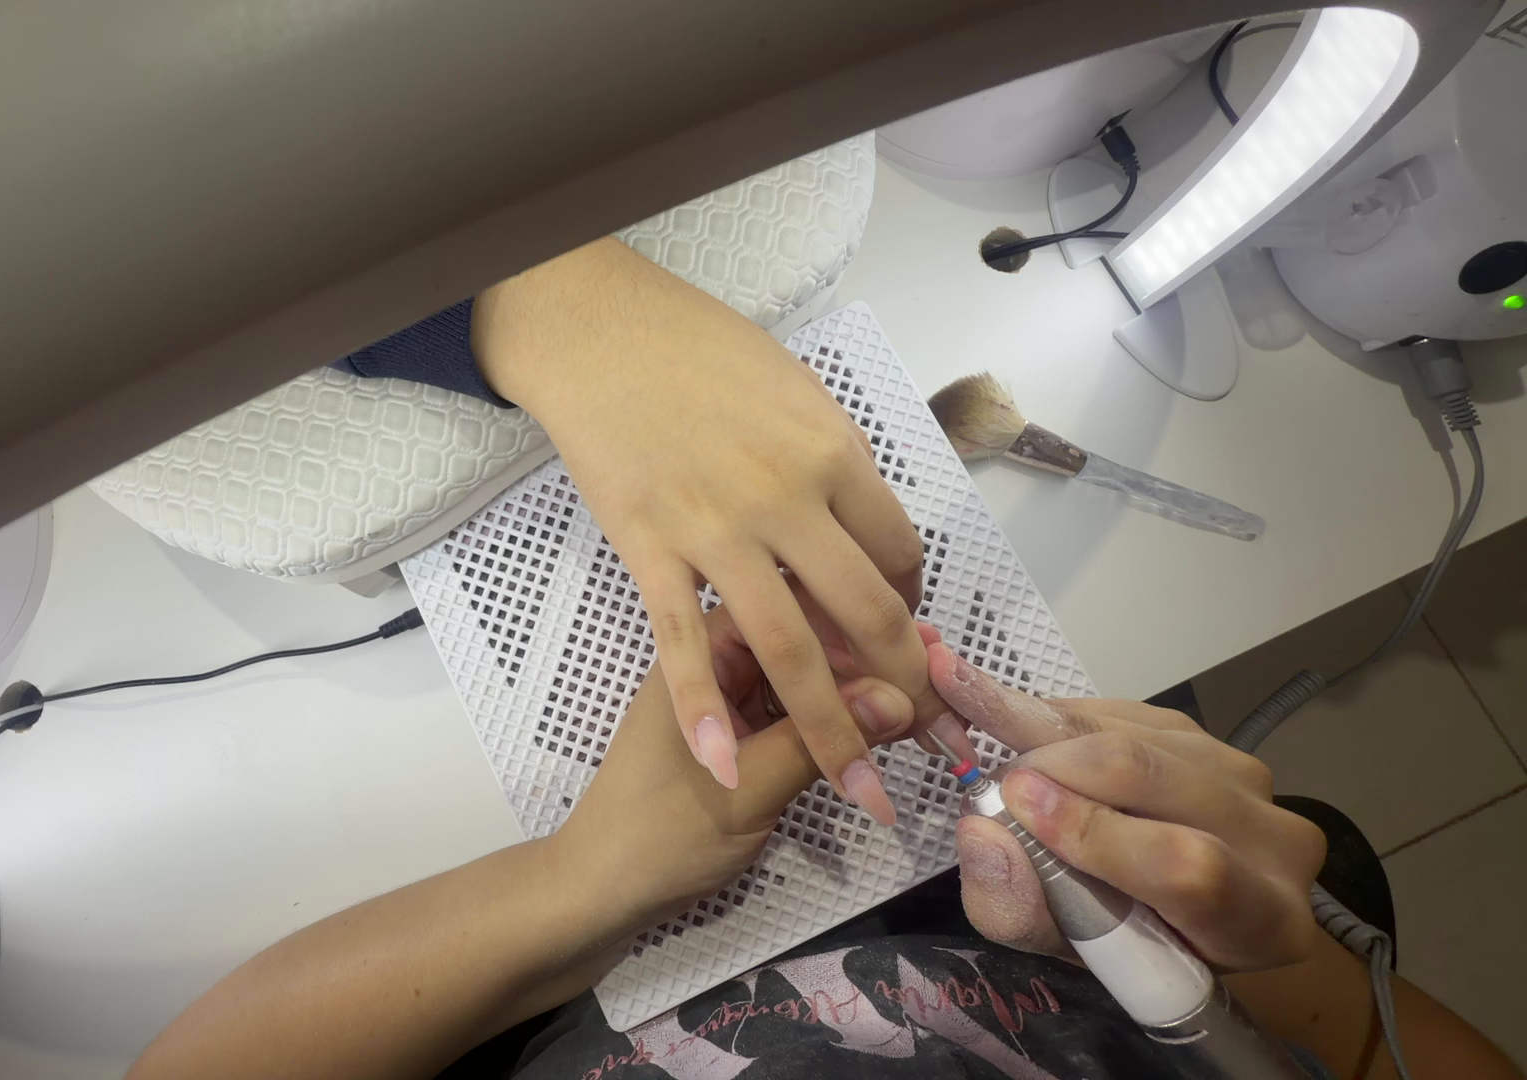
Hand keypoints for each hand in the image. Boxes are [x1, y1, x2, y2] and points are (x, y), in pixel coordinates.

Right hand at [474, 237, 941, 822]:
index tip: (903, 634)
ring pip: (788, 648)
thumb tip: (854, 515)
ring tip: (863, 792)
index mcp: (834, 452)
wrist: (600, 336)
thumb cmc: (698, 348)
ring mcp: (715, 532)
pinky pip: (682, 642)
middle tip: (925, 741)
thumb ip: (830, 455)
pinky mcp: (649, 551)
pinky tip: (721, 763)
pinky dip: (701, 708)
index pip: (898, 553)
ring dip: (832, 732)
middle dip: (907, 689)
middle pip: (866, 614)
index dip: (912, 605)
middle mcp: (788, 501)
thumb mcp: (792, 386)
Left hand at [555, 600, 919, 927]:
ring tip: (935, 716)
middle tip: (945, 695)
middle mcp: (721, 657)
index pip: (790, 610)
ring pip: (810, 680)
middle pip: (807, 643)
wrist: (606, 886)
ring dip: (865, 699)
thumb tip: (901, 697)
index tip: (928, 659)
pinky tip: (891, 734)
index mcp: (705, 647)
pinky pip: (800, 713)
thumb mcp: (747, 787)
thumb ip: (819, 739)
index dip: (859, 630)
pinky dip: (841, 725)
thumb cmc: (663, 829)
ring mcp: (733, 694)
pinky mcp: (745, 730)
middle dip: (874, 668)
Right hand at [924, 642, 1327, 970]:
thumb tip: (982, 833)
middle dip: (1051, 765)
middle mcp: (1274, 842)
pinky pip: (1114, 710)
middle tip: (990, 773)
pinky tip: (1026, 733)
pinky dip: (1053, 716)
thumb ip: (1009, 903)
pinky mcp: (1199, 733)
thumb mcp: (1048, 940)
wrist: (1134, 884)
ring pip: (1125, 734)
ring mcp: (1241, 776)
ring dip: (1042, 732)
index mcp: (1258, 921)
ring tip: (995, 742)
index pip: (1188, 866)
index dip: (1093, 830)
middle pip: (1148, 776)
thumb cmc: (1105, 930)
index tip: (1013, 798)